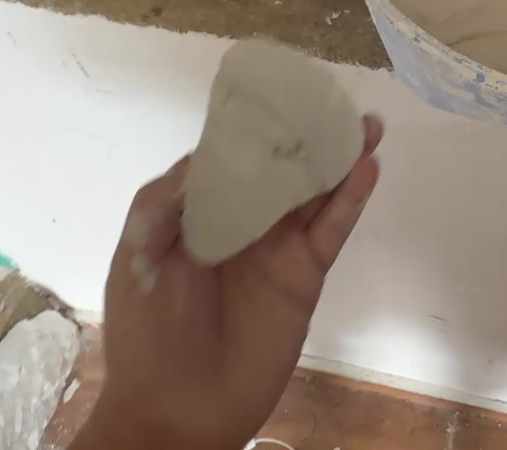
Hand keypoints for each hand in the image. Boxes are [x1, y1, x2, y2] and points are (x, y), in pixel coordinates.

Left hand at [78, 116, 383, 449]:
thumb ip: (161, 203)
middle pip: (288, 166)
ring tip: (369, 126)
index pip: (239, 155)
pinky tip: (366, 169)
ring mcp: (281, 244)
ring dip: (343, 157)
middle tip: (342, 104)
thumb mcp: (137, 258)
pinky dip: (350, 199)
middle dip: (314, 134)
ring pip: (318, 190)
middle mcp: (250, 218)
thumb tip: (202, 153)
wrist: (176, 413)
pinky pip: (332, 229)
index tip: (285, 92)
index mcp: (207, 208)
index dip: (261, 124)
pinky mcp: (306, 273)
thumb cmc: (147, 333)